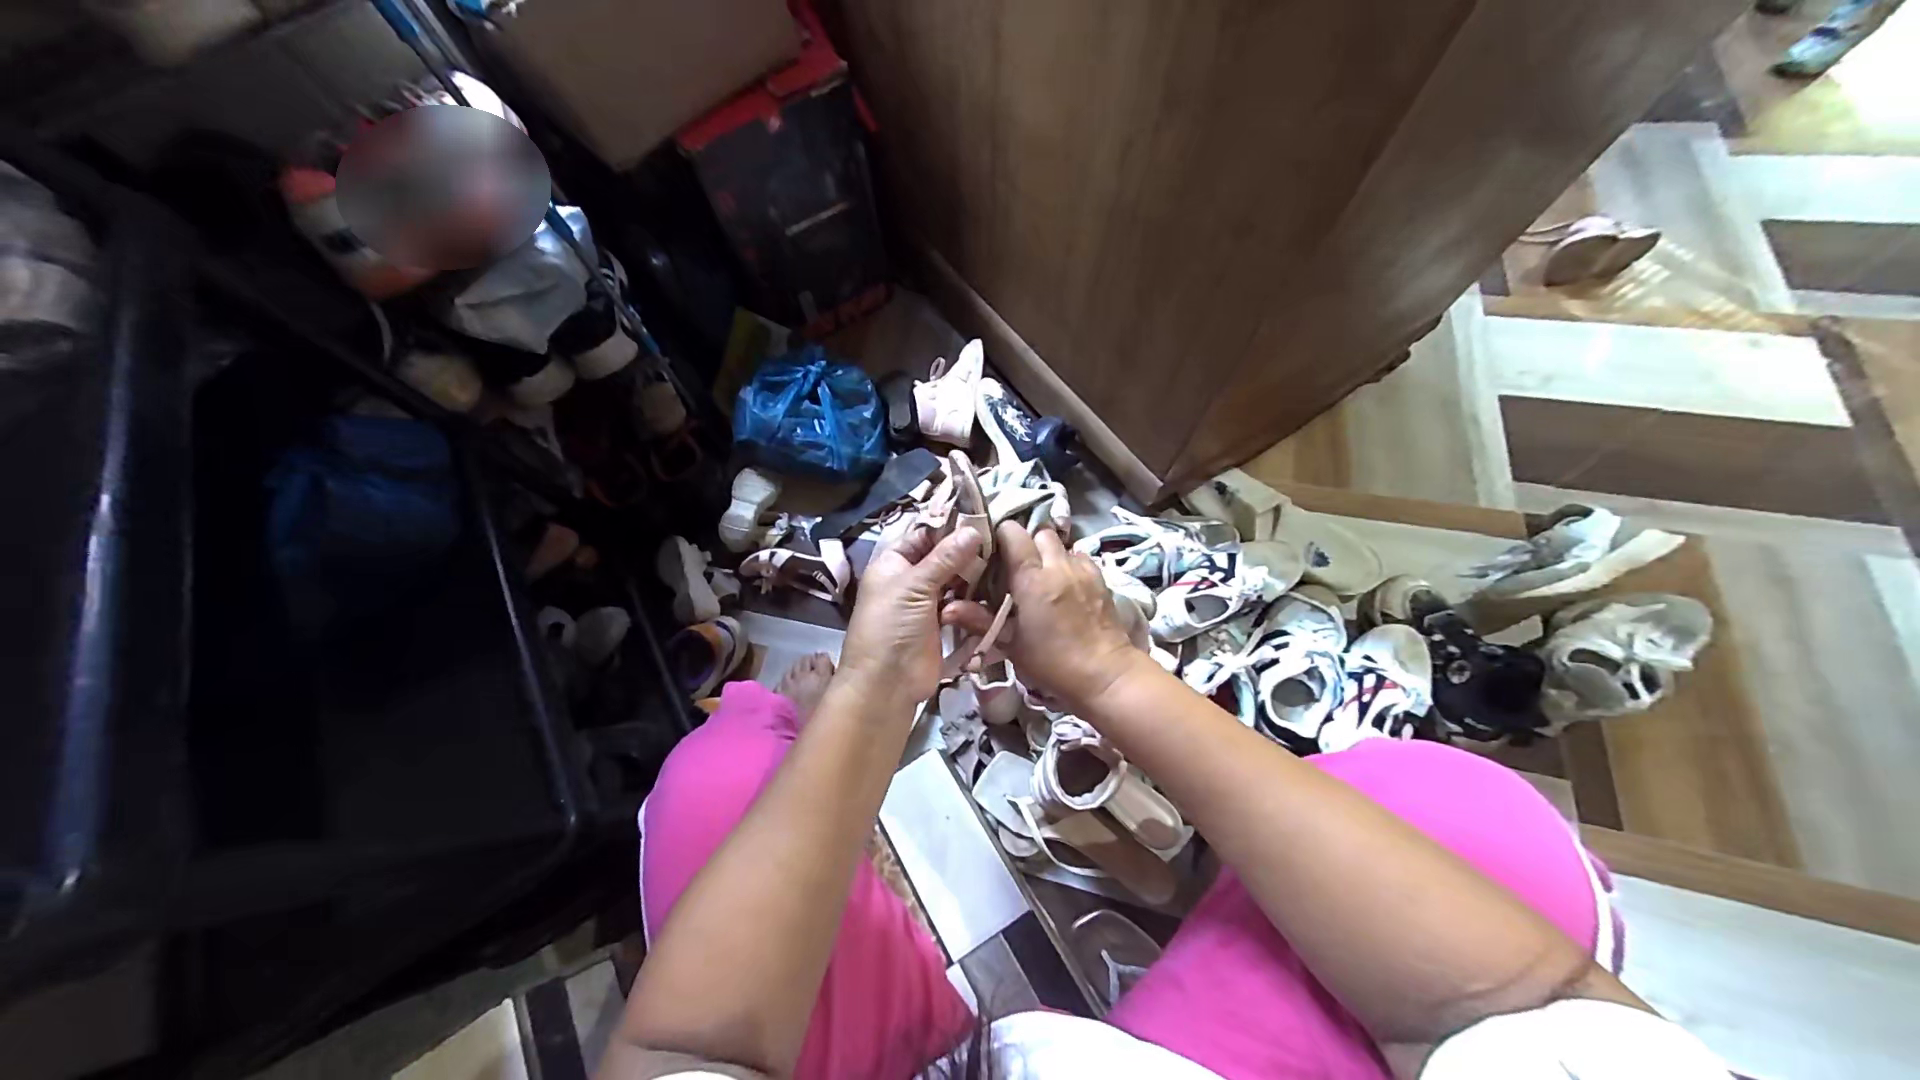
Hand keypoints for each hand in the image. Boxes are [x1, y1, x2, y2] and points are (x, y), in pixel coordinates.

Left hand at [838, 524, 984, 706]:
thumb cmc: (890, 627)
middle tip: (997, 549)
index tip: (982, 521)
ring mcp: (928, 603)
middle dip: (966, 556)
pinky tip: (987, 603)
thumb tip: (973, 530)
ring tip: (989, 579)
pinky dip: (973, 605)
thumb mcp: (914, 586)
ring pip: (957, 582)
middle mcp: (911, 579)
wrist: (886, 685)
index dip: (949, 527)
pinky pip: (964, 606)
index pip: (924, 535)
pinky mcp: (944, 626)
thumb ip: (945, 558)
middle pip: (944, 558)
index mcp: (894, 563)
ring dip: (971, 584)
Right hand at [944, 522, 1144, 711]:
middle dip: (1026, 542)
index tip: (991, 550)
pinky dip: (1069, 564)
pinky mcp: (1101, 579)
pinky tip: (1064, 584)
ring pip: (1062, 544)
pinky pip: (1080, 558)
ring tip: (1041, 574)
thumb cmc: (1052, 663)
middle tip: (1015, 565)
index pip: (1013, 533)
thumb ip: (979, 621)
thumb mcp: (1011, 645)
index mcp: (1032, 579)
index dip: (1000, 536)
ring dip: (1049, 552)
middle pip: (1039, 533)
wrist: (1105, 676)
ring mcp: (1083, 570)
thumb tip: (946, 608)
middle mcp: (1058, 566)